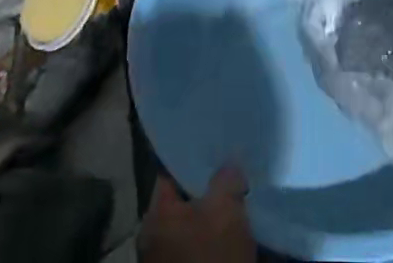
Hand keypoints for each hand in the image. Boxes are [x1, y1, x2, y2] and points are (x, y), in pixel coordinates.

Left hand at [139, 165, 254, 262]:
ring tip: (239, 192)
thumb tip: (228, 165)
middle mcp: (153, 238)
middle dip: (208, 183)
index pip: (169, 173)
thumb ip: (226, 177)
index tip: (216, 142)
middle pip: (182, 198)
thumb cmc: (213, 256)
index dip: (193, 156)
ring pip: (192, 220)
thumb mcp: (225, 207)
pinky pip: (198, 241)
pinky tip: (235, 222)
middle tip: (234, 165)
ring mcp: (165, 260)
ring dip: (214, 208)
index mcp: (154, 218)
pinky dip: (215, 230)